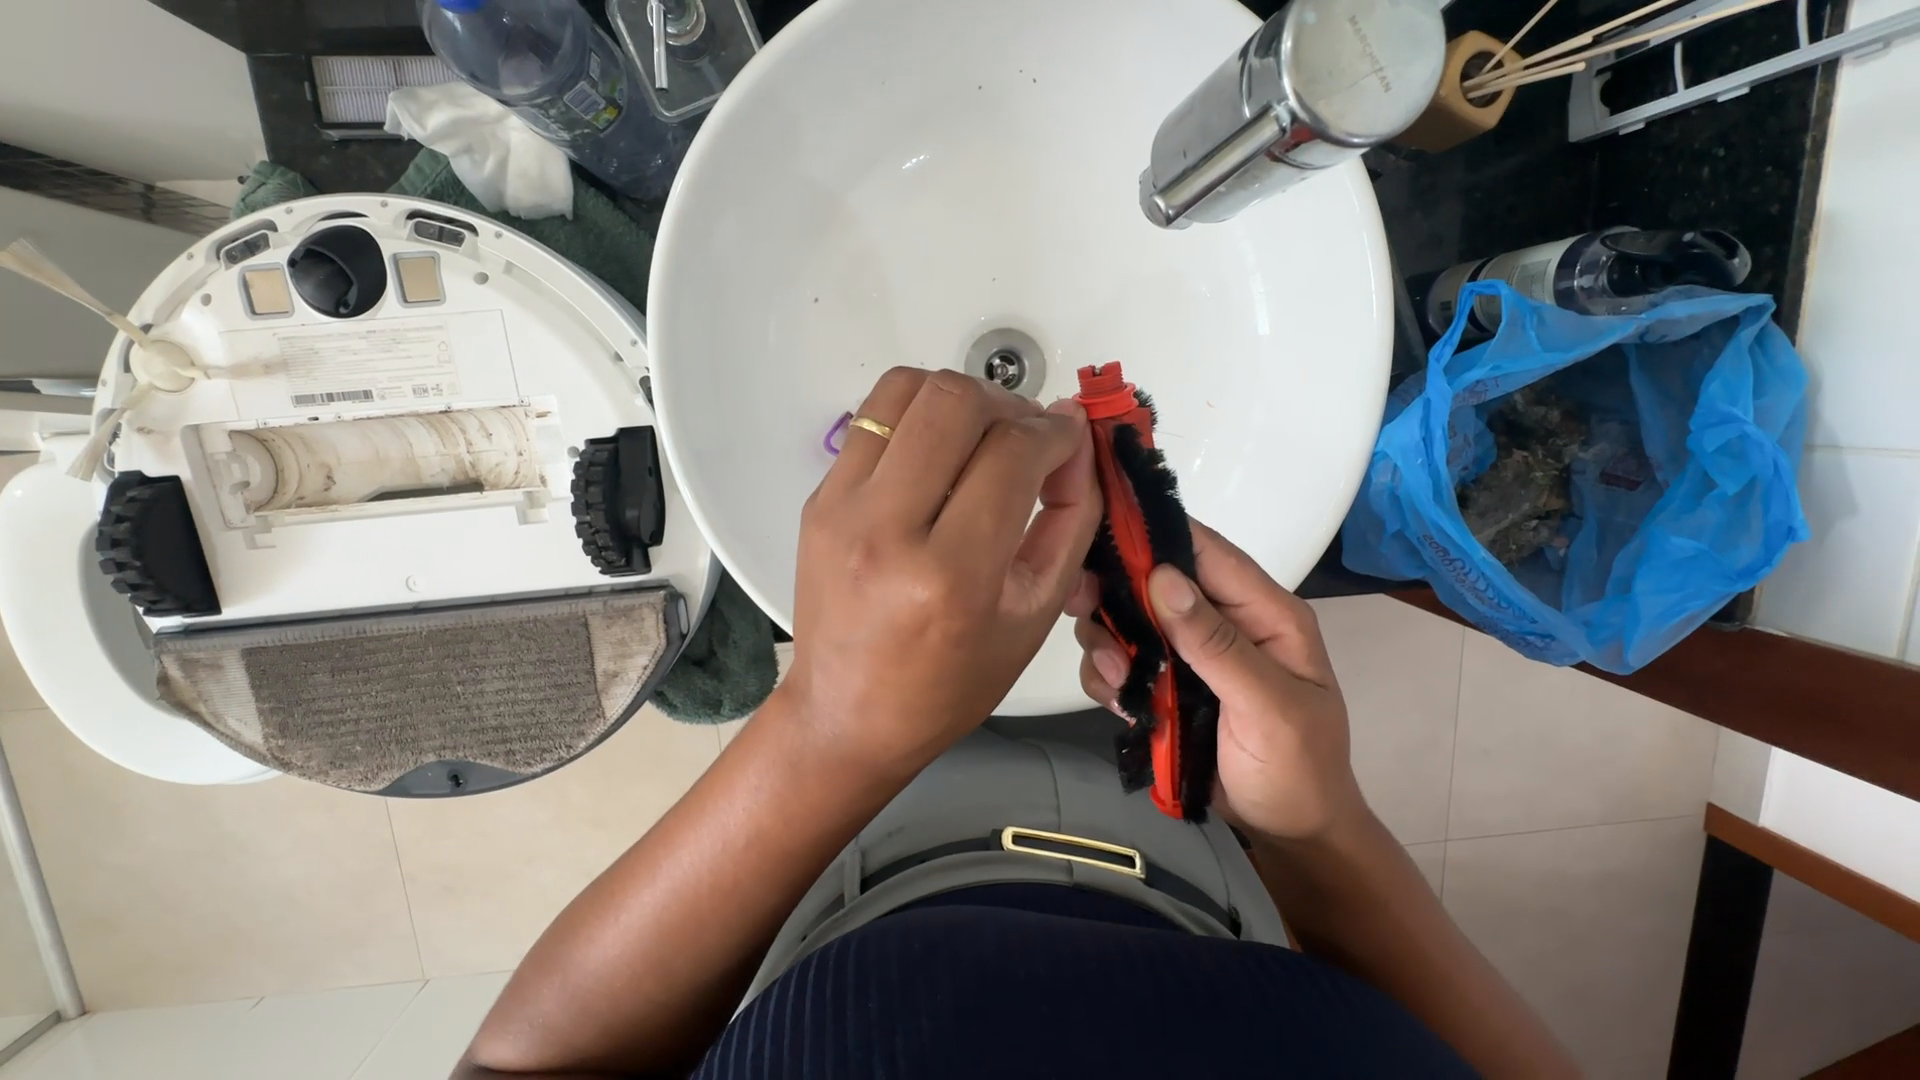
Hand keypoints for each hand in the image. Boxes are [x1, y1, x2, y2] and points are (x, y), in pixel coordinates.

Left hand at [782, 367, 1101, 777]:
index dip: (1057, 434)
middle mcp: (886, 530)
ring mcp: (841, 508)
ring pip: (905, 389)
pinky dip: (918, 420)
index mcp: (951, 575)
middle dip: (1009, 404)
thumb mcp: (1033, 616)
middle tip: (1028, 438)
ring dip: (959, 399)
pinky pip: (873, 419)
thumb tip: (1076, 442)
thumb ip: (1069, 522)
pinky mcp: (818, 500)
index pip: (1012, 454)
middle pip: (955, 401)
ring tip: (983, 437)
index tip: (1070, 442)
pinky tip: (939, 458)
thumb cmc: (949, 684)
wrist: (849, 715)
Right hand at [1070, 521, 1365, 840]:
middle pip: (1154, 581)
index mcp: (1263, 612)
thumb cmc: (1297, 771)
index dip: (1155, 533)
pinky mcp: (1163, 686)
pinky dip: (1107, 675)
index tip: (1099, 530)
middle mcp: (1221, 622)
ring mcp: (1189, 655)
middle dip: (1115, 593)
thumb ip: (1218, 644)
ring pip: (1128, 619)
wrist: (1288, 837)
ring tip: (1112, 675)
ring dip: (1107, 640)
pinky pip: (1121, 662)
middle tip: (1082, 608)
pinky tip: (1115, 700)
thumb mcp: (1269, 708)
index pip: (1205, 551)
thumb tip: (1163, 578)